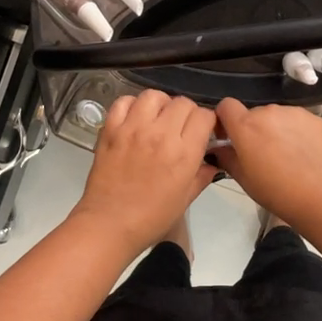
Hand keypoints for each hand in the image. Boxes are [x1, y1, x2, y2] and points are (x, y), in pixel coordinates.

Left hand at [69, 91, 218, 253]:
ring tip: (157, 119)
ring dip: (160, 104)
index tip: (201, 131)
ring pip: (153, 96)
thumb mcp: (185, 199)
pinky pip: (123, 102)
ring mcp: (133, 129)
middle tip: (179, 128)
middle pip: (182, 102)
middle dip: (186, 112)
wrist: (110, 225)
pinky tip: (134, 119)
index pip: (204, 116)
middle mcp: (160, 134)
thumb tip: (211, 163)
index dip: (206, 121)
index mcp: (184, 153)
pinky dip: (131, 105)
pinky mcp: (111, 130)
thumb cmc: (151, 218)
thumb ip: (201, 176)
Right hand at [212, 98, 321, 228]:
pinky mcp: (315, 119)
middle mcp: (269, 112)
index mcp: (246, 125)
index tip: (230, 136)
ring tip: (286, 155)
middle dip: (253, 129)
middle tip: (262, 154)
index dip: (225, 119)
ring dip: (276, 129)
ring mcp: (294, 113)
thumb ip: (226, 157)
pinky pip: (298, 121)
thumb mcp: (243, 179)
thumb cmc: (277, 192)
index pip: (226, 105)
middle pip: (253, 113)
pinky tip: (303, 154)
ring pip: (277, 116)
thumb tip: (219, 148)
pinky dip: (296, 132)